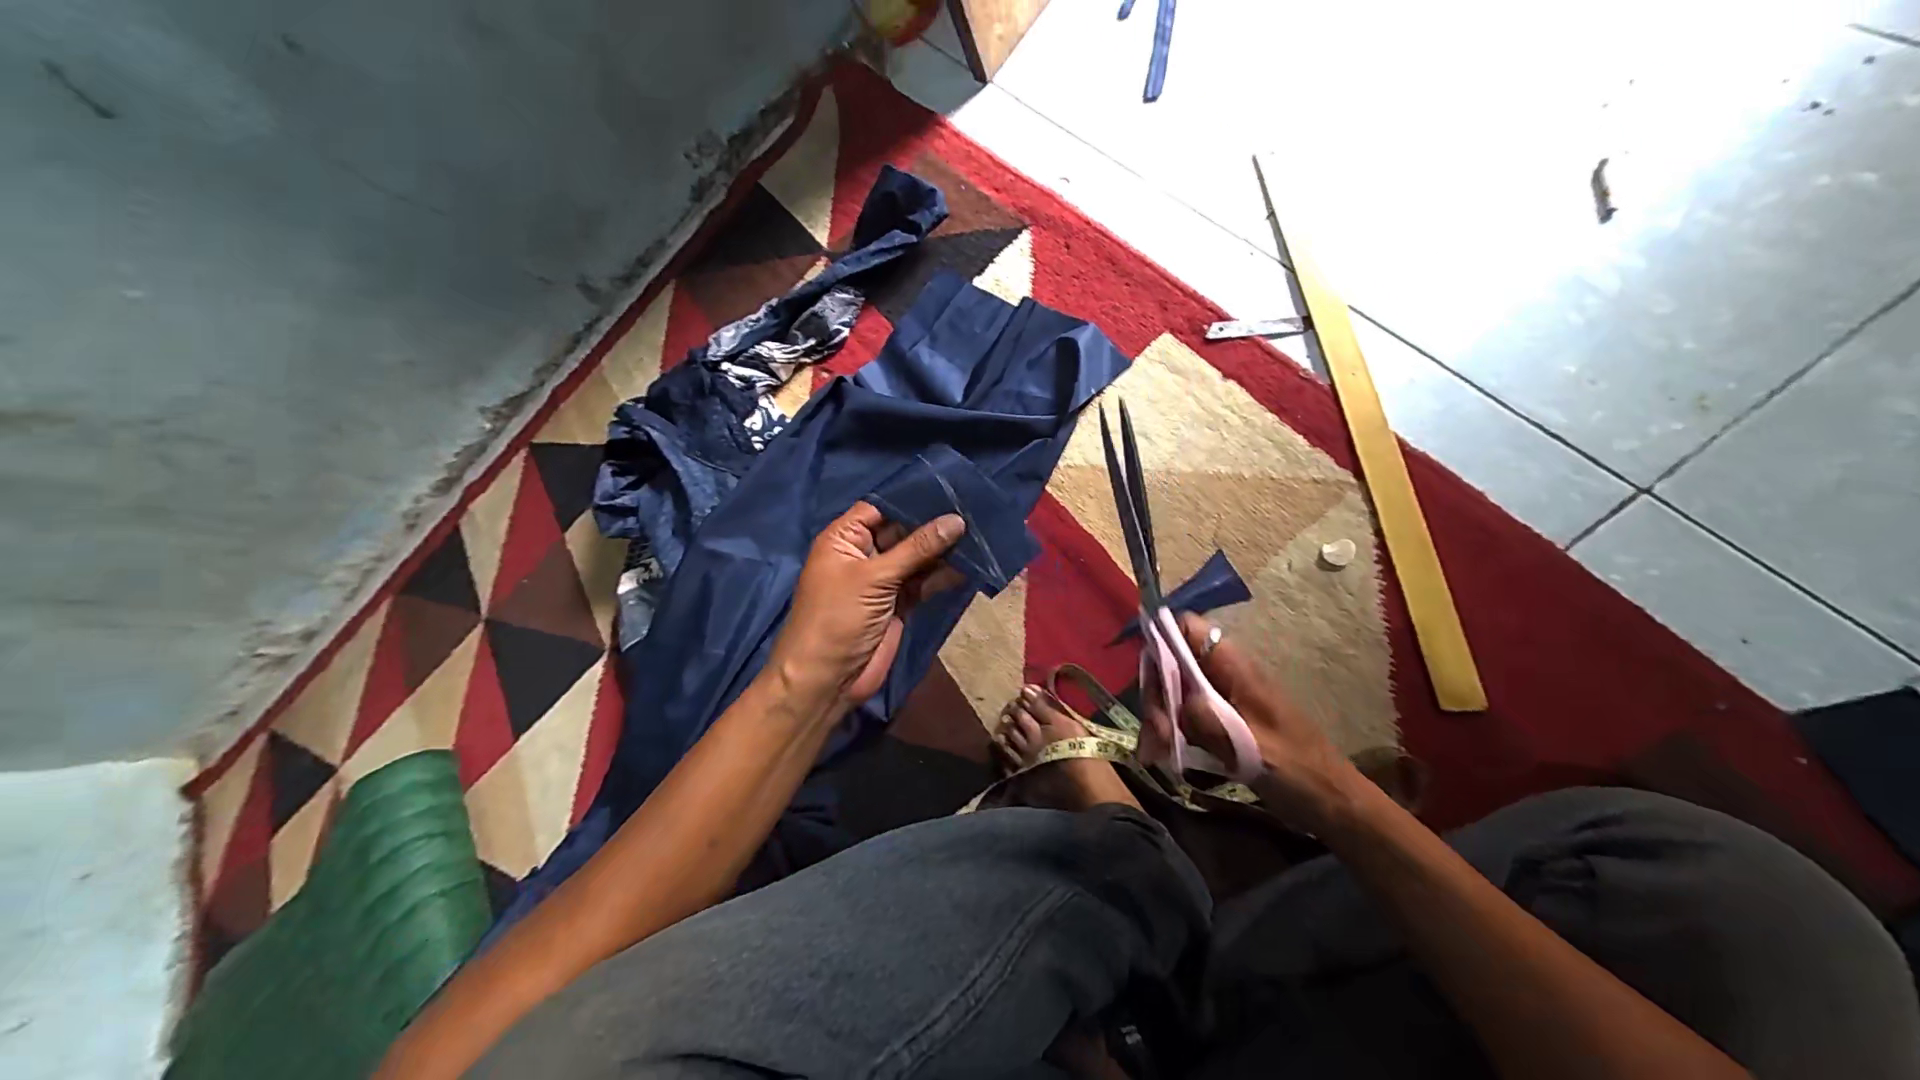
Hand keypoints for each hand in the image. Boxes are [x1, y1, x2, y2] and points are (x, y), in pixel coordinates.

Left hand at [766, 502, 966, 712]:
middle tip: (975, 507)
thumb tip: (956, 520)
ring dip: (944, 550)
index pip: (880, 507)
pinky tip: (971, 564)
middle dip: (935, 523)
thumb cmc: (837, 618)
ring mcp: (882, 580)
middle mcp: (863, 554)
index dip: (911, 498)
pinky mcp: (898, 604)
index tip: (949, 487)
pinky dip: (943, 575)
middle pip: (903, 530)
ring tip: (981, 532)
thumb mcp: (874, 578)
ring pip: (917, 557)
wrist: (827, 679)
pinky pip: (924, 582)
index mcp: (844, 539)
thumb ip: (917, 548)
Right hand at [1171, 613, 1364, 832]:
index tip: (1150, 681)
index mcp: (1234, 667)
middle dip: (1157, 695)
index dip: (1160, 642)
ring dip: (1160, 718)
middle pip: (1171, 663)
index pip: (1186, 629)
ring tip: (1155, 753)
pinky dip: (1170, 732)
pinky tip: (1164, 756)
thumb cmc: (1297, 771)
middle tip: (1155, 736)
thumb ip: (1206, 718)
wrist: (1332, 803)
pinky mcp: (1221, 722)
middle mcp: (1223, 674)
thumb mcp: (1249, 746)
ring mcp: (1222, 698)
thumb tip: (1173, 698)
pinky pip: (1184, 715)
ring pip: (1174, 692)